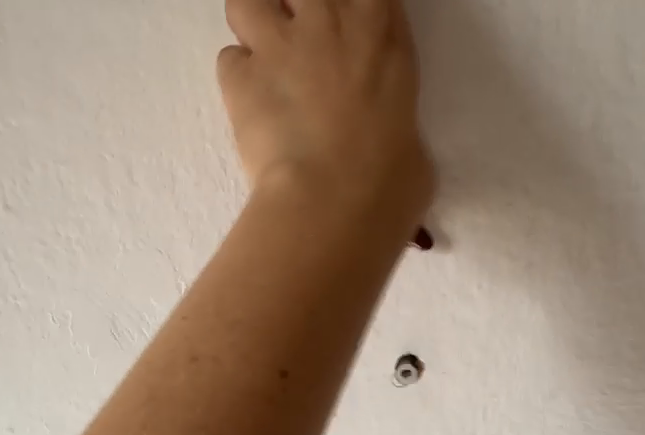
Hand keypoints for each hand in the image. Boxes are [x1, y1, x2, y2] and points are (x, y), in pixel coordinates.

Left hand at [218, 0, 435, 225]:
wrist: (334, 204)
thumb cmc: (390, 184)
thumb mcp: (413, 150)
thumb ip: (394, 126)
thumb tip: (387, 144)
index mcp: (382, 38)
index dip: (354, 6)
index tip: (352, 26)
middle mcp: (328, 24)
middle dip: (300, 8)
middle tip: (304, 44)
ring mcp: (279, 46)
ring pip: (249, 1)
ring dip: (256, 25)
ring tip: (267, 63)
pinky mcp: (240, 76)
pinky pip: (230, 61)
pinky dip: (239, 82)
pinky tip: (254, 111)